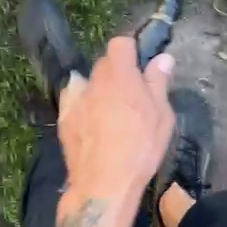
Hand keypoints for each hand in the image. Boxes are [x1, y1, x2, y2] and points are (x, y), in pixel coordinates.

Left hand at [57, 37, 175, 204]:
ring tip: (111, 111)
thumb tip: (163, 58)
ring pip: (89, 83)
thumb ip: (159, 83)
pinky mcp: (64, 119)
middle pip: (105, 64)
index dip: (131, 50)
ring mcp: (76, 99)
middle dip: (117, 72)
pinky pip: (74, 101)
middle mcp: (95, 81)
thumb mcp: (162, 116)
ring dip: (100, 89)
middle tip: (132, 94)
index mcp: (121, 75)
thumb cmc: (141, 148)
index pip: (120, 43)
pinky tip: (91, 122)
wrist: (104, 183)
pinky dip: (83, 105)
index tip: (140, 65)